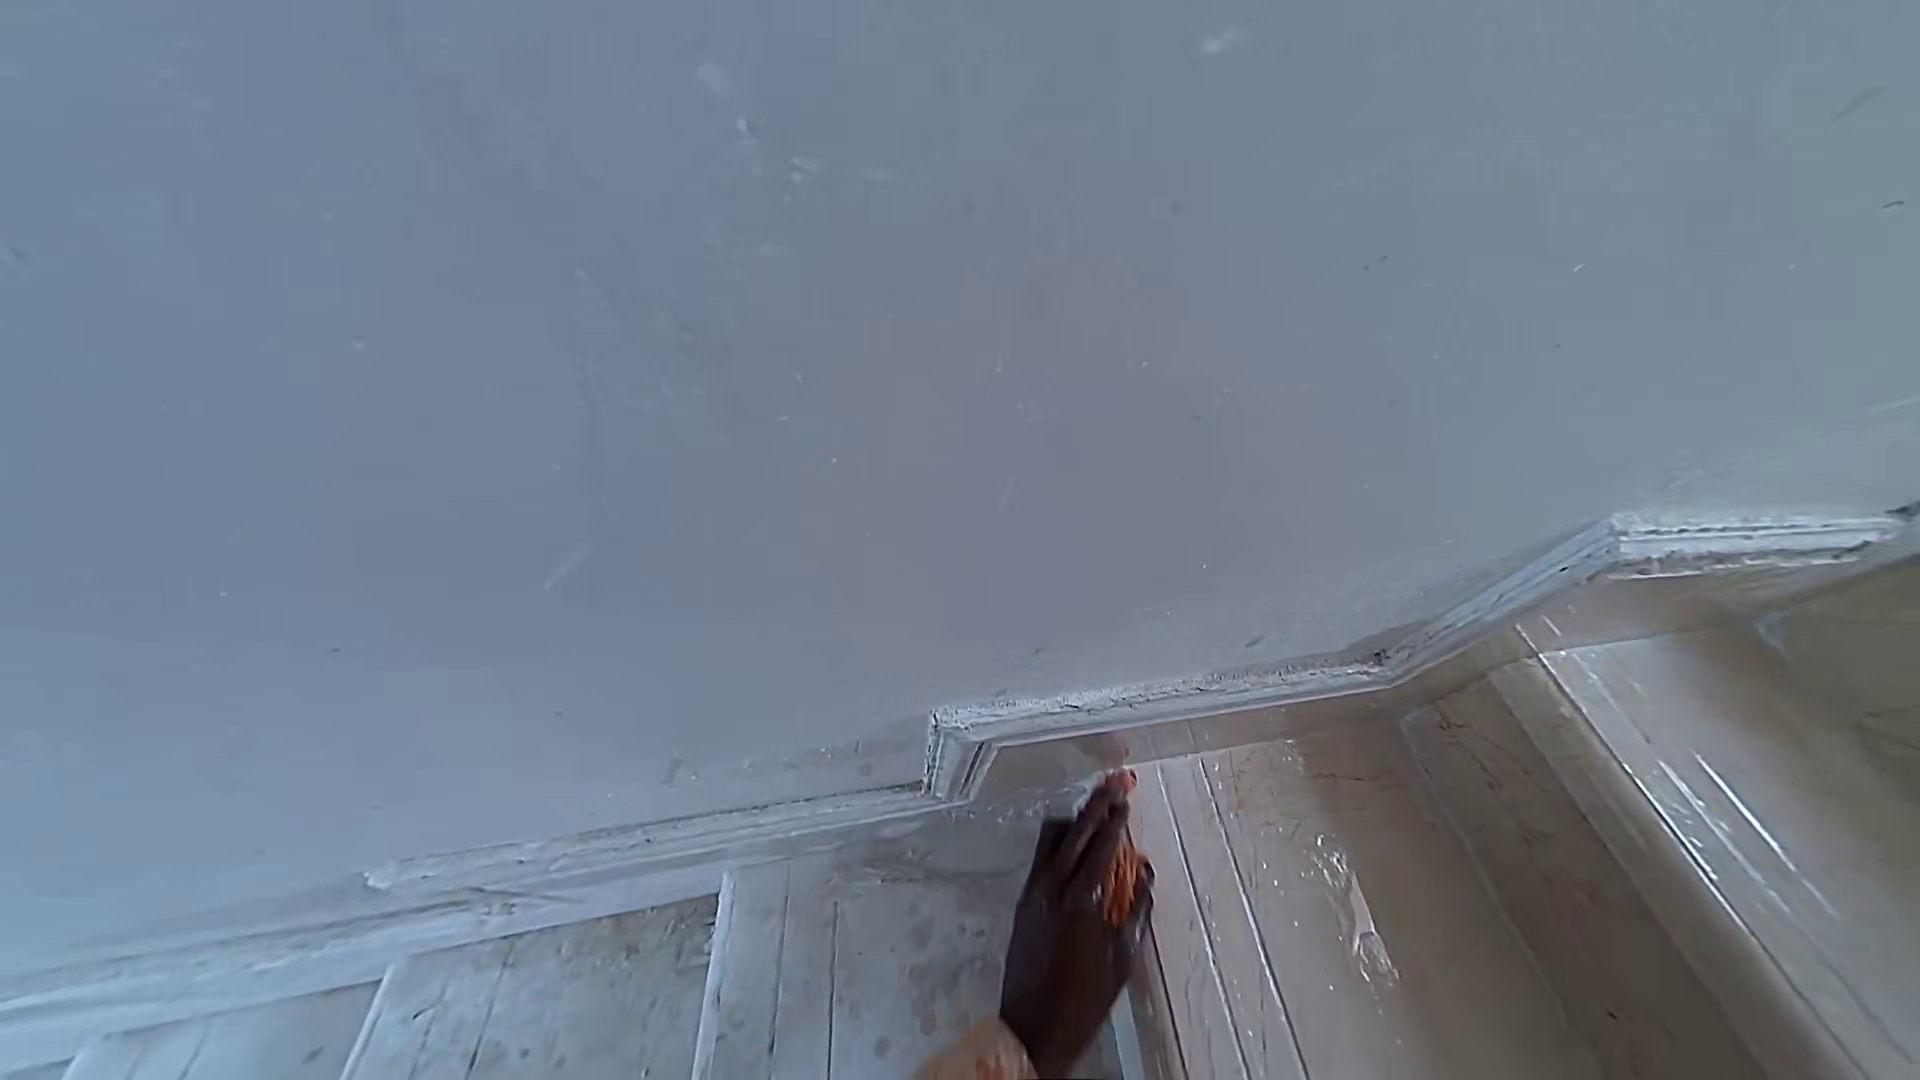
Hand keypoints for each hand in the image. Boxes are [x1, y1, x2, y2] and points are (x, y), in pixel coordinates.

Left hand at [999, 783, 1153, 1076]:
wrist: (1034, 1025)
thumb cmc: (1087, 997)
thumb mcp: (1123, 958)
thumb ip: (1137, 908)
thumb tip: (1144, 867)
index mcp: (1081, 899)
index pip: (1100, 844)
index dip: (1114, 818)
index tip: (1125, 798)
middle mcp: (1052, 884)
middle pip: (1075, 829)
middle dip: (1096, 803)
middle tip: (1113, 783)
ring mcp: (1033, 887)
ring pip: (1052, 835)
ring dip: (1075, 818)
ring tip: (1095, 809)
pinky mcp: (1023, 896)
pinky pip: (1041, 852)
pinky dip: (1060, 838)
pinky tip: (1074, 840)